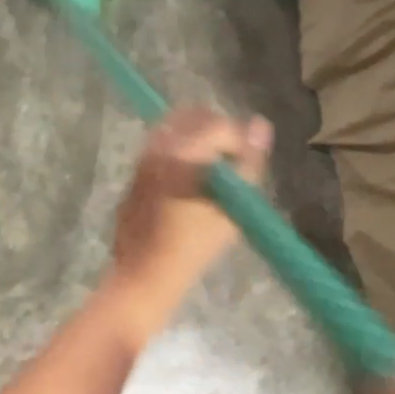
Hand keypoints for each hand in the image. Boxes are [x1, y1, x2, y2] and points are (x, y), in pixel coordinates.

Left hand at [109, 107, 271, 302]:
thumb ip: (248, 166)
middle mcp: (159, 146)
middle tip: (230, 163)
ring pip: (175, 129)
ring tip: (209, 173)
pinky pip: (160, 149)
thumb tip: (261, 126)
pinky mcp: (134, 175)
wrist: (143, 276)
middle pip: (195, 117)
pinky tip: (186, 185)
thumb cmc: (192, 249)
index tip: (247, 167)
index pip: (221, 126)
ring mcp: (142, 159)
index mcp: (183, 152)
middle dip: (217, 133)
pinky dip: (178, 154)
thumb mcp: (230, 211)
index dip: (240, 143)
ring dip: (196, 141)